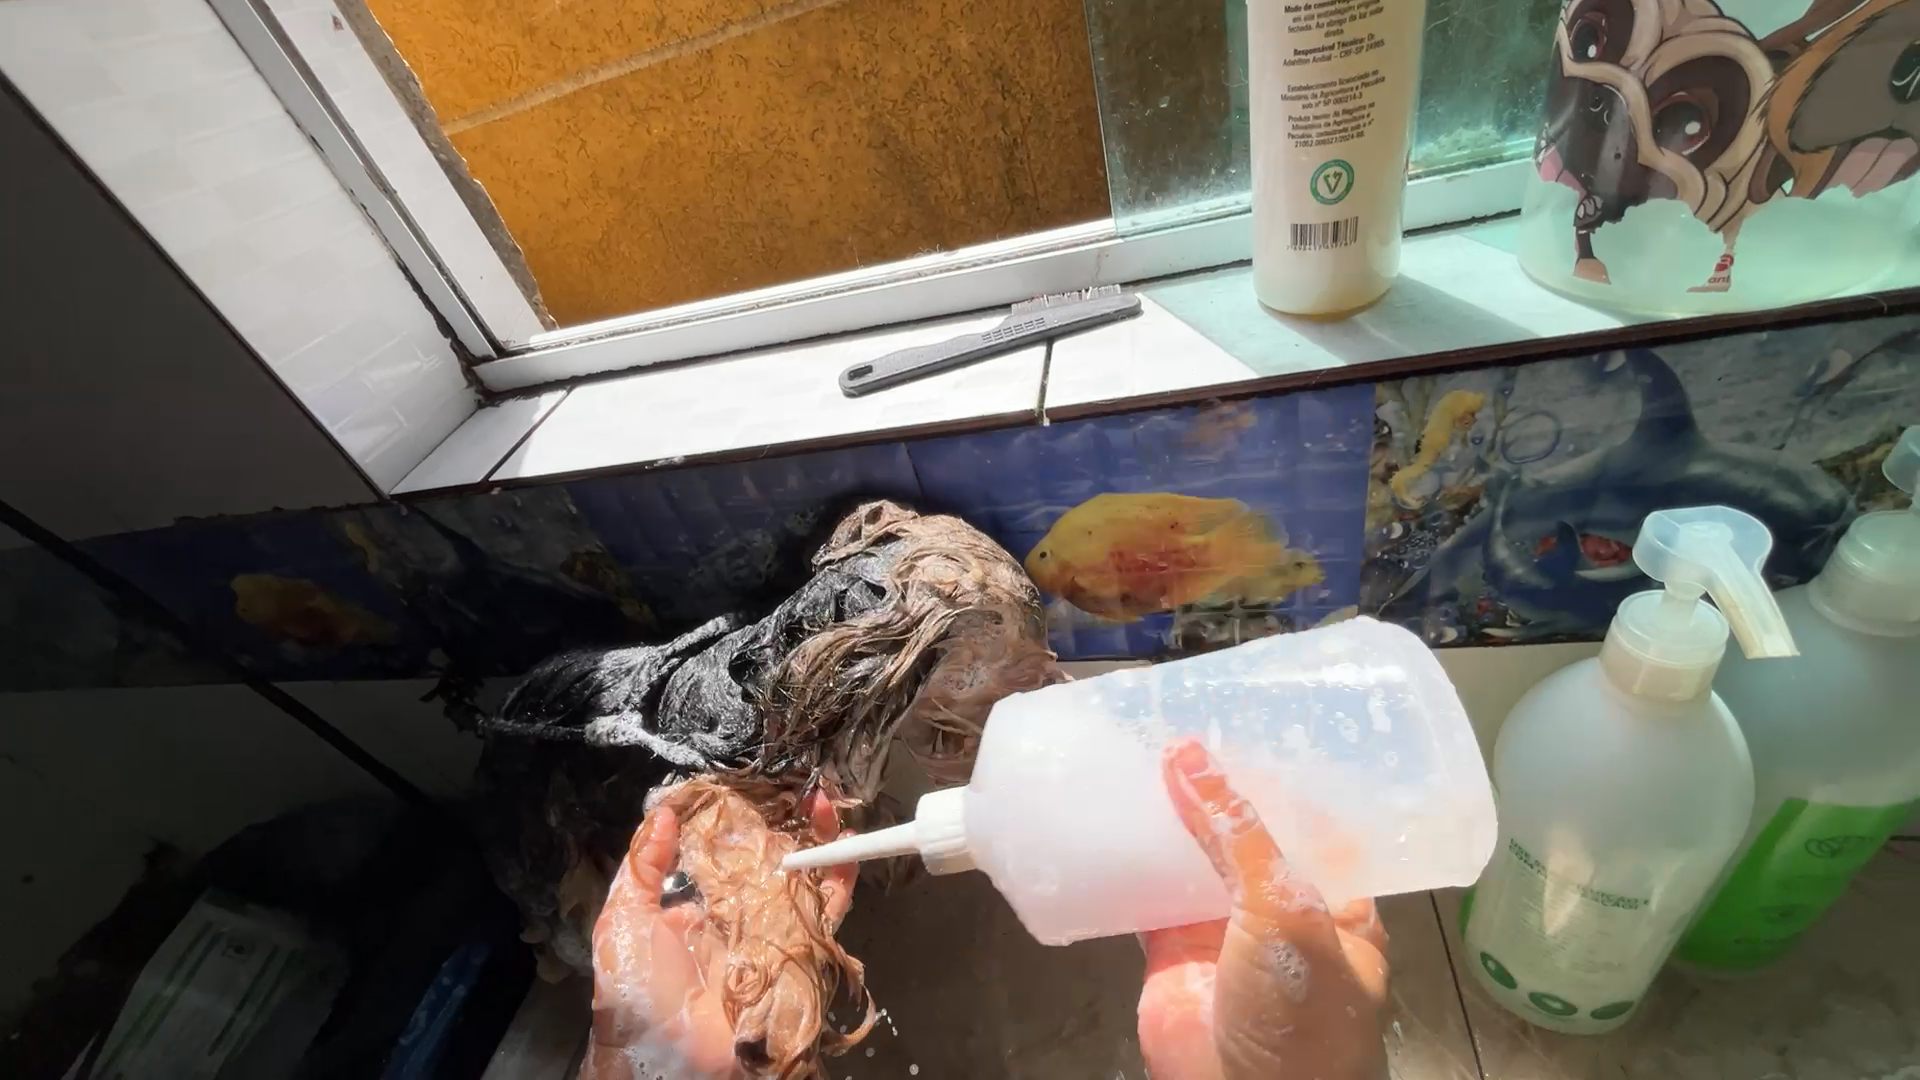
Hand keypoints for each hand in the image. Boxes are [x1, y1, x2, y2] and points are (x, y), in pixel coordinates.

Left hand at [580, 792, 854, 1079]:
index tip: (764, 787)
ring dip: (819, 837)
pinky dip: (842, 877)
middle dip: (793, 820)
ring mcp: (775, 930)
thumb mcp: (623, 922)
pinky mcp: (800, 950)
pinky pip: (827, 909)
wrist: (670, 1063)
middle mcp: (744, 913)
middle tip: (805, 788)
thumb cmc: (639, 993)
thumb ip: (643, 866)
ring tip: (825, 804)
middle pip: (776, 857)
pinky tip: (847, 843)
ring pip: (806, 875)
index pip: (734, 851)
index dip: (752, 818)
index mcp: (704, 905)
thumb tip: (665, 811)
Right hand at [1137, 739, 1390, 1079]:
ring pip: (1192, 854)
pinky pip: (1147, 886)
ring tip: (1141, 748)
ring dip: (1168, 812)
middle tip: (1179, 722)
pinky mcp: (1169, 941)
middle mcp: (1278, 906)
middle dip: (1212, 787)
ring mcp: (1220, 924)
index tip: (1240, 718)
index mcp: (1332, 899)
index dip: (1274, 771)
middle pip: (1241, 831)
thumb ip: (1237, 834)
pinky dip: (1129, 853)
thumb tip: (1188, 753)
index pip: (1306, 818)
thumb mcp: (1285, 912)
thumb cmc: (1298, 1012)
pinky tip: (1109, 807)